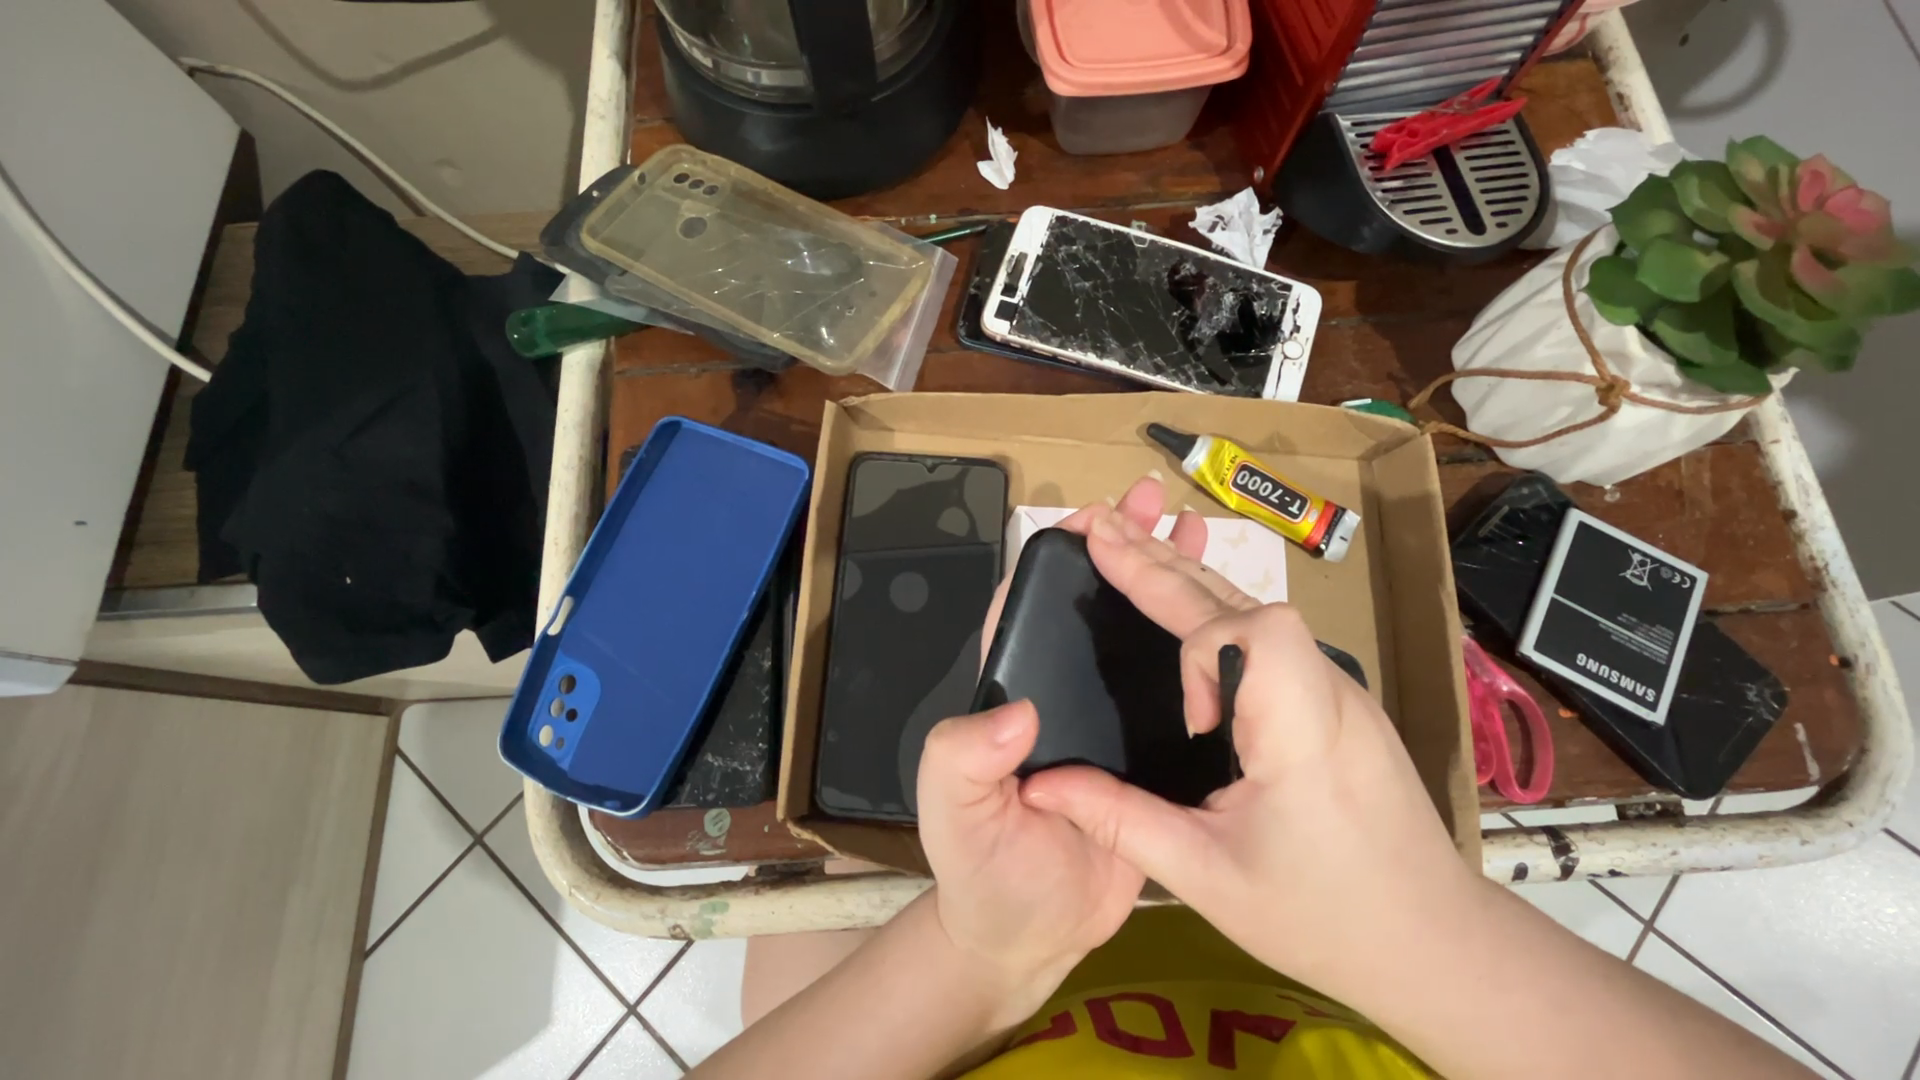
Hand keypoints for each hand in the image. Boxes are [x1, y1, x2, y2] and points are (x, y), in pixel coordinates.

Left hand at [914, 476, 1205, 1023]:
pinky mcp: (1142, 753)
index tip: (1092, 519)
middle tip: (1152, 500)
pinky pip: (1167, 691)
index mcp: (1006, 693)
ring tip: (1195, 532)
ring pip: (1130, 639)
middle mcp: (1054, 694)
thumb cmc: (982, 870)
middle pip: (1084, 608)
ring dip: (1158, 583)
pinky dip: (1193, 650)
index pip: (1021, 609)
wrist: (1033, 935)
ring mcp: (1101, 720)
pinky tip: (1231, 625)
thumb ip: (963, 758)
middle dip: (1116, 550)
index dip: (1051, 560)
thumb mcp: (955, 813)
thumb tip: (1019, 710)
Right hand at [1020, 509, 1483, 1007]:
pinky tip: (1183, 614)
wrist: (1436, 944)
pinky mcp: (1336, 704)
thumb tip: (1040, 785)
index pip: (1258, 628)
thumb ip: (1120, 821)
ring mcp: (1339, 692)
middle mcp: (1328, 690)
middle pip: (1244, 598)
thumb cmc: (1323, 915)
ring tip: (1127, 547)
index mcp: (1301, 728)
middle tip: (1099, 525)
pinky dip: (1212, 613)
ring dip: (1186, 580)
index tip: (1193, 722)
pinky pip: (1269, 638)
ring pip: (1257, 609)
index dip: (1204, 651)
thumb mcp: (1207, 876)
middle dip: (1163, 563)